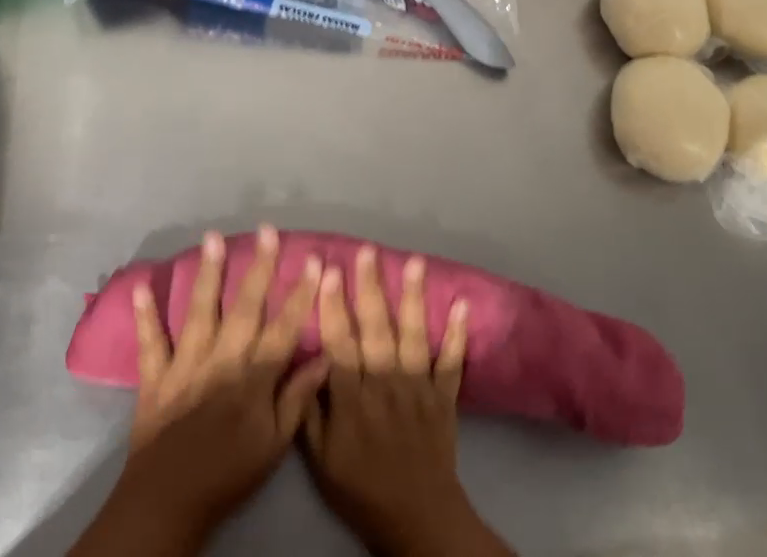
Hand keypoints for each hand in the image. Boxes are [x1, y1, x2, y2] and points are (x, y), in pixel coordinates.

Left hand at [73, 226, 326, 556]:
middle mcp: (222, 361)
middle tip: (266, 230)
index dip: (301, 292)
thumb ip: (298, 397)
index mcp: (255, 377)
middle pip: (244, 308)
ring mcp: (185, 365)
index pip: (284, 327)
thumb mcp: (276, 443)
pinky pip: (150, 342)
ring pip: (199, 313)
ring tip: (211, 237)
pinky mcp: (155, 377)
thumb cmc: (230, 472)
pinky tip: (141, 286)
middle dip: (259, 267)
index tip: (314, 259)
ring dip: (206, 274)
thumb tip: (325, 357)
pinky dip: (145, 315)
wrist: (169, 500)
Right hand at [301, 247, 514, 556]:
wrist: (415, 515)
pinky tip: (461, 304)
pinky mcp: (445, 396)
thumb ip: (311, 409)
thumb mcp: (320, 458)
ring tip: (413, 261)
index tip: (327, 270)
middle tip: (366, 250)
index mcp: (352, 397)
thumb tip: (306, 362)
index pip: (340, 342)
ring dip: (413, 297)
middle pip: (376, 328)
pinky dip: (457, 333)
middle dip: (370, 287)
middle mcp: (386, 383)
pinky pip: (451, 361)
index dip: (333, 305)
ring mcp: (419, 387)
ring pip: (414, 335)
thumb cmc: (360, 486)